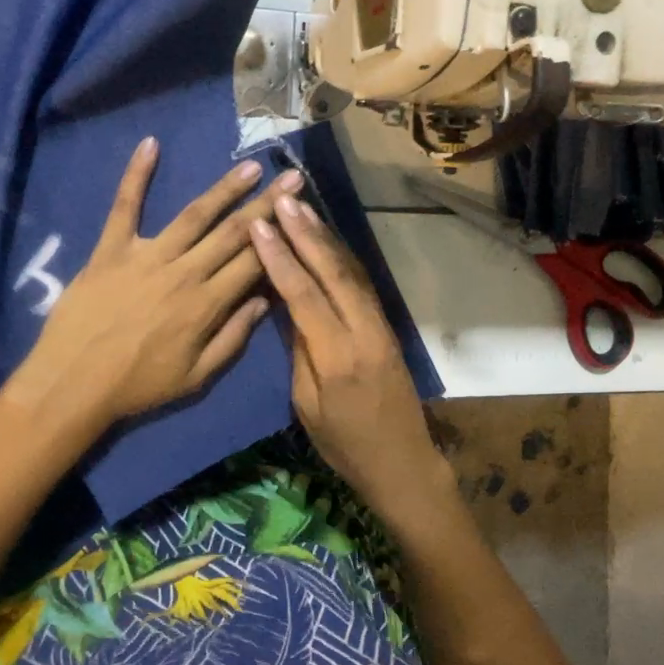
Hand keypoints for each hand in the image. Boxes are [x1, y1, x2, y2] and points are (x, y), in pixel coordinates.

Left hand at [10, 137, 301, 427]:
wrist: (73, 384)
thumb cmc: (137, 386)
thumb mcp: (195, 377)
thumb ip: (233, 337)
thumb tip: (266, 300)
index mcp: (206, 304)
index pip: (252, 262)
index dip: (279, 236)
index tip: (299, 212)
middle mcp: (183, 272)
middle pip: (232, 233)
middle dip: (265, 204)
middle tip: (291, 177)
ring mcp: (145, 256)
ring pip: (194, 215)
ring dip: (223, 189)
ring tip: (249, 166)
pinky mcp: (110, 248)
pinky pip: (125, 206)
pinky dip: (136, 175)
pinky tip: (150, 144)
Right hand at [249, 196, 447, 504]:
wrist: (403, 464)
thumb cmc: (345, 446)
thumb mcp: (308, 406)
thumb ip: (300, 352)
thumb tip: (289, 308)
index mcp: (337, 356)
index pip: (304, 295)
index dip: (281, 258)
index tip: (260, 225)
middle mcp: (363, 332)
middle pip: (333, 272)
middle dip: (306, 233)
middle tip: (283, 200)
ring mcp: (381, 326)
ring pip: (351, 272)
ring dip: (325, 238)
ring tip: (301, 208)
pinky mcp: (387, 328)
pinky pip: (361, 284)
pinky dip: (341, 257)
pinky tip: (326, 240)